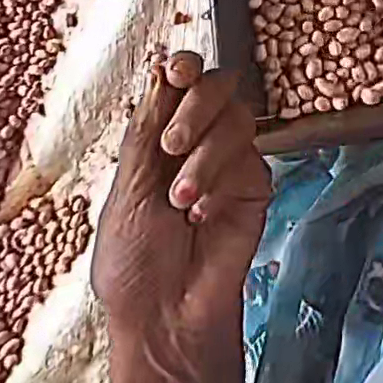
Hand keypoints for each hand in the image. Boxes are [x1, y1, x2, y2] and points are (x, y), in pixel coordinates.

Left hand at [93, 52, 269, 343]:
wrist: (164, 316)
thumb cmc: (133, 258)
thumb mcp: (127, 190)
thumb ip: (146, 130)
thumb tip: (162, 70)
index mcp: (162, 134)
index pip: (181, 82)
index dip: (185, 66)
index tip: (178, 71)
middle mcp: (200, 137)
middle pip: (218, 86)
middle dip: (198, 106)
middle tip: (174, 145)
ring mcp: (231, 158)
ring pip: (236, 119)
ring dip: (206, 156)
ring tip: (181, 200)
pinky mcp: (255, 182)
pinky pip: (248, 159)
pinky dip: (222, 184)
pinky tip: (202, 216)